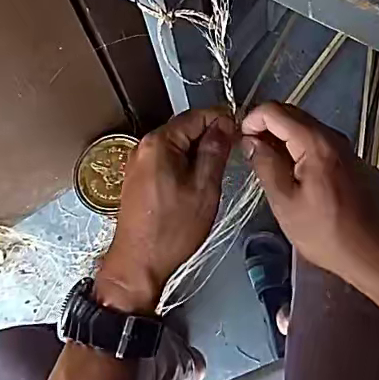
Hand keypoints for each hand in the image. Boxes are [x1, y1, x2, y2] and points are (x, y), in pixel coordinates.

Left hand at [97, 107, 237, 313]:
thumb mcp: (205, 187)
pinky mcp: (138, 178)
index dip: (222, 119)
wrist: (138, 264)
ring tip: (219, 169)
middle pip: (185, 128)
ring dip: (199, 150)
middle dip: (211, 135)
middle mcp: (143, 147)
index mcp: (159, 143)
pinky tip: (198, 180)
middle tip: (234, 152)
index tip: (240, 130)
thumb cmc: (171, 230)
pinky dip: (185, 163)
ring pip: (177, 144)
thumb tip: (224, 124)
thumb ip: (215, 150)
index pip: (196, 115)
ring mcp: (138, 162)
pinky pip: (167, 159)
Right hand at [240, 101, 378, 292]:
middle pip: (293, 114)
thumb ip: (266, 165)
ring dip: (283, 139)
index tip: (240, 139)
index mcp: (316, 143)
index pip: (276, 111)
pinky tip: (292, 173)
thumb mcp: (286, 203)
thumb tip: (251, 141)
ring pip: (306, 129)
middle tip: (249, 151)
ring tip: (266, 164)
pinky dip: (300, 149)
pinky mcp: (351, 162)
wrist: (375, 252)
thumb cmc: (327, 232)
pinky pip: (319, 143)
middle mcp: (333, 138)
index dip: (252, 120)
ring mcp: (345, 149)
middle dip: (266, 127)